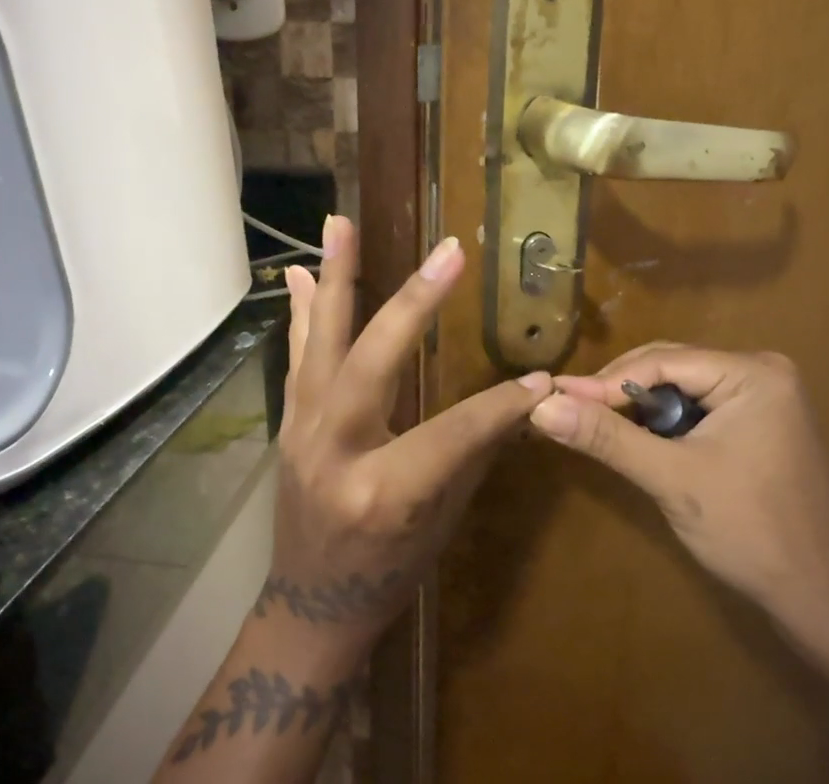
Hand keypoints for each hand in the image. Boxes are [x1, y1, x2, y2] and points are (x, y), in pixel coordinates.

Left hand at [265, 216, 551, 660]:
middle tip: (448, 251)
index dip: (502, 405)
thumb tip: (520, 400)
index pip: (455, 430)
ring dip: (335, 280)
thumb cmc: (387, 576)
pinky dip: (304, 313)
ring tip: (337, 222)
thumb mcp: (440, 524)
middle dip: (415, 305)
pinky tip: (300, 272)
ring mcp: (301, 433)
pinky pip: (299, 359)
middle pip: (374, 364)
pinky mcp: (287, 424)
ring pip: (321, 345)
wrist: (309, 607)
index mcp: (385, 491)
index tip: (541, 380)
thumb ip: (471, 454)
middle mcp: (335, 453)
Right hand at [533, 343, 828, 617]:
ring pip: (681, 387)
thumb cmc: (748, 531)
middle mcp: (762, 371)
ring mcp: (764, 397)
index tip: (555, 398)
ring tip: (592, 425)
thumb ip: (608, 438)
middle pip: (671, 367)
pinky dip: (664, 422)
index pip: (662, 360)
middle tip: (568, 412)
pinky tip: (636, 439)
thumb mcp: (671, 478)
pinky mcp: (759, 423)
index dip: (604, 381)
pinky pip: (698, 407)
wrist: (816, 593)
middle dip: (619, 391)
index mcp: (753, 372)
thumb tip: (541, 406)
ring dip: (638, 407)